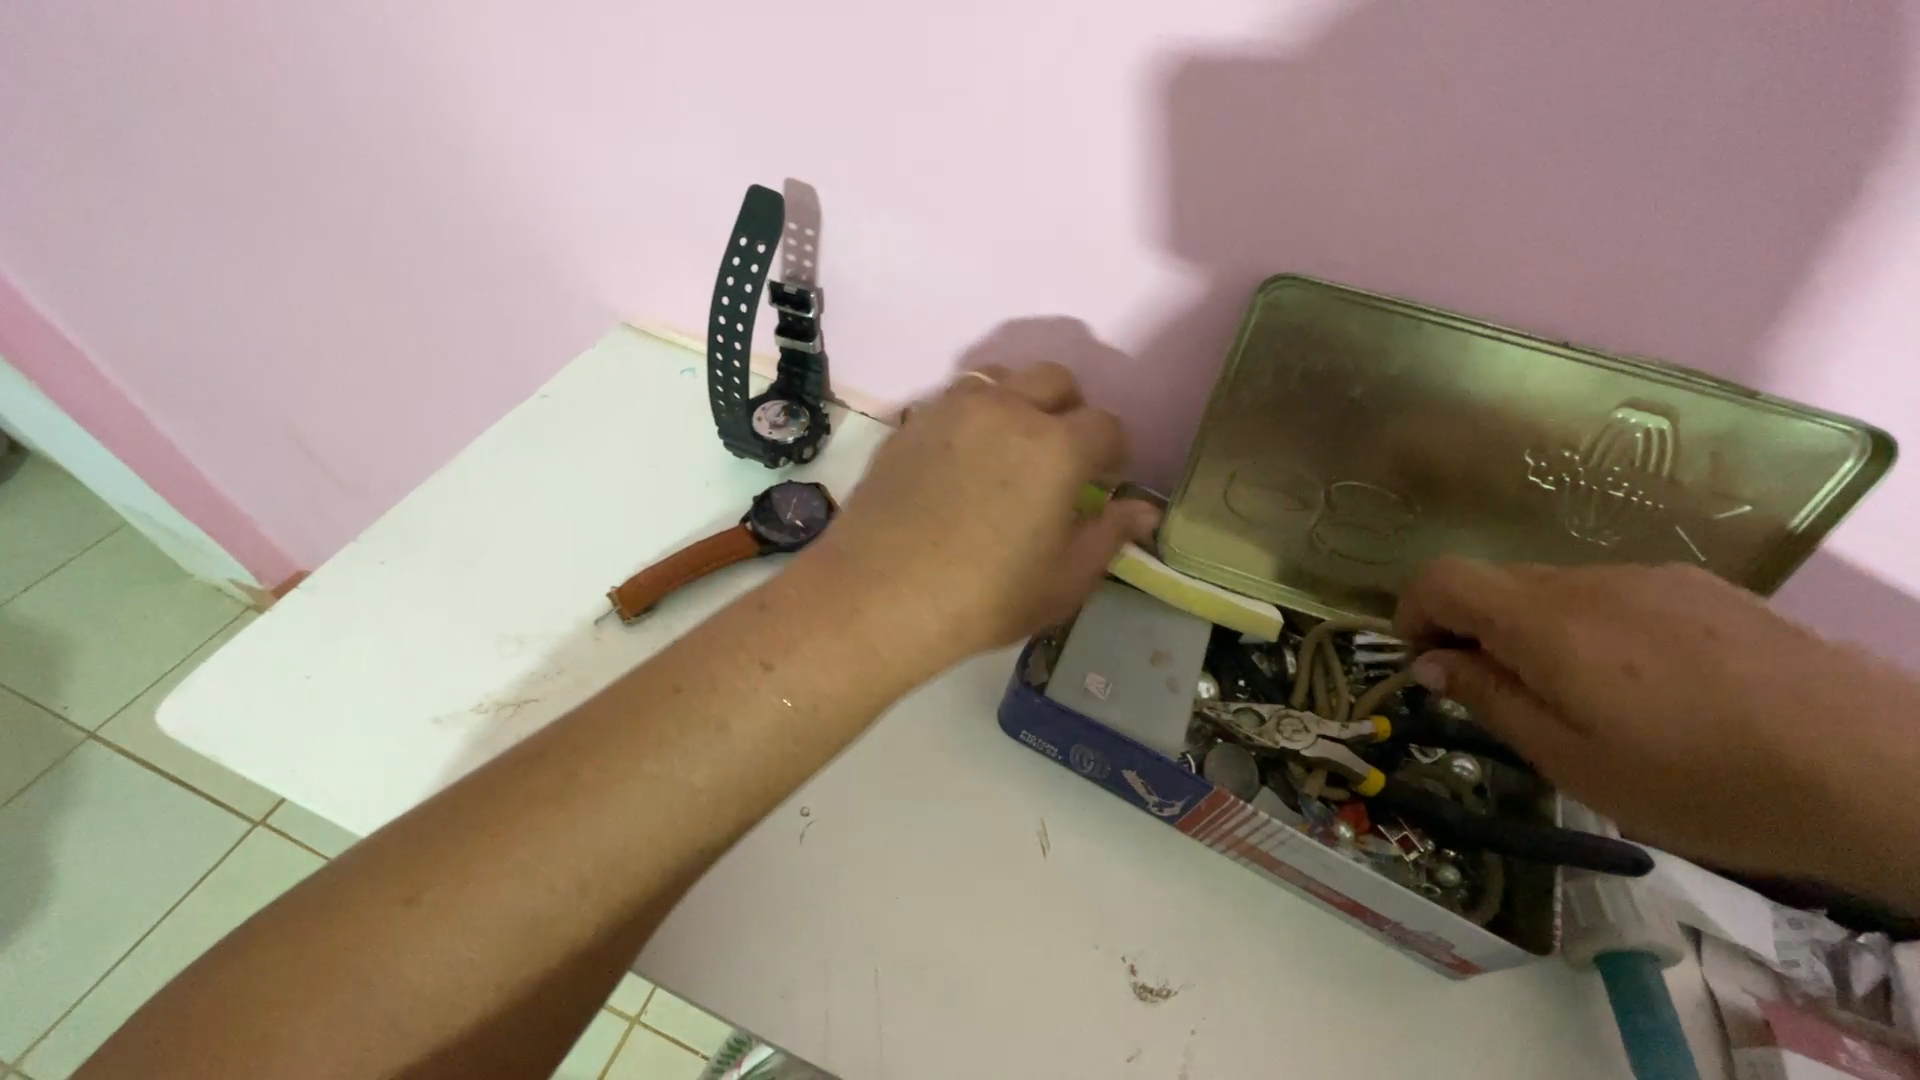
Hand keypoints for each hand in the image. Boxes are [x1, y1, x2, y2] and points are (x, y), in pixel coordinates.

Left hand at [795, 362, 1158, 678]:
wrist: (877, 597)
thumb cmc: (984, 598)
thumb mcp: (1063, 581)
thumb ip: (1109, 536)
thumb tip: (1144, 510)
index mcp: (1058, 446)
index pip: (1107, 425)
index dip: (1114, 453)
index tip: (1105, 480)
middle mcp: (1008, 410)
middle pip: (1056, 381)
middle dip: (1070, 412)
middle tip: (1060, 458)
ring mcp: (953, 409)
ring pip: (1002, 379)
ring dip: (1019, 402)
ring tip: (1010, 448)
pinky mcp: (912, 421)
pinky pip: (955, 398)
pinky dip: (973, 416)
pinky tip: (962, 460)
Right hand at [1394, 558, 1919, 905]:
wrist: (1885, 771)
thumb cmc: (1704, 782)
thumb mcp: (1573, 760)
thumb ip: (1491, 699)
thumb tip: (1432, 662)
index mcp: (1547, 622)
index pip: (1442, 577)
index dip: (1412, 611)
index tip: (1424, 662)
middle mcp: (1591, 581)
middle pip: (1496, 582)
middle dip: (1472, 628)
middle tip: (1495, 693)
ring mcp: (1654, 578)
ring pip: (1556, 589)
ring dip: (1534, 631)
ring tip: (1578, 698)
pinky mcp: (1705, 589)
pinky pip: (1614, 595)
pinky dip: (1591, 628)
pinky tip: (1645, 685)